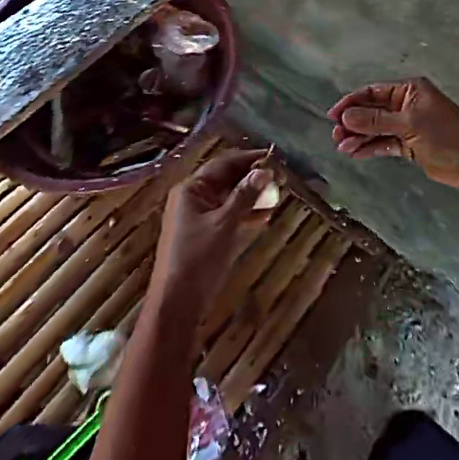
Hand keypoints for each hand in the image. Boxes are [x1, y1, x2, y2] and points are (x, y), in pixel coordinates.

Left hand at [153, 149, 272, 317]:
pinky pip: (228, 215)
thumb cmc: (198, 258)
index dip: (249, 159)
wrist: (178, 302)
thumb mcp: (225, 223)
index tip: (274, 156)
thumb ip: (245, 195)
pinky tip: (265, 214)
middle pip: (226, 179)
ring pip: (229, 198)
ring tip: (277, 192)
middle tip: (280, 175)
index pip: (223, 164)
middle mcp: (192, 198)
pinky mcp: (205, 235)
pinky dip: (245, 213)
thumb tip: (264, 171)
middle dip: (252, 177)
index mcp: (191, 189)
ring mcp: (197, 217)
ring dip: (251, 195)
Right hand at [327, 78, 458, 192]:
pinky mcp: (410, 144)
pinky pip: (385, 143)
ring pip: (377, 128)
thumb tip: (346, 116)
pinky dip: (371, 147)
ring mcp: (409, 125)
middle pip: (373, 110)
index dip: (352, 102)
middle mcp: (407, 104)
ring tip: (342, 147)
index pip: (374, 91)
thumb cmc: (446, 136)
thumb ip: (376, 120)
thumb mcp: (409, 124)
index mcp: (411, 90)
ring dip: (359, 137)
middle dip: (353, 122)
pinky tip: (355, 153)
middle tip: (335, 135)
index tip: (333, 115)